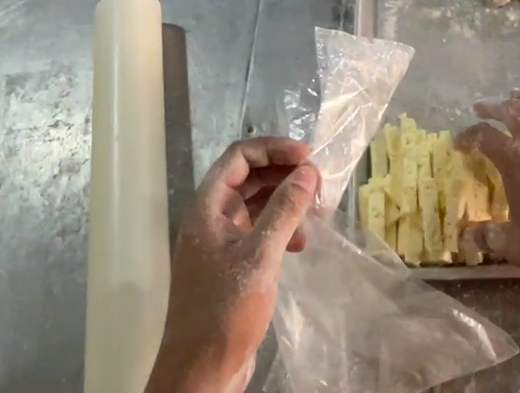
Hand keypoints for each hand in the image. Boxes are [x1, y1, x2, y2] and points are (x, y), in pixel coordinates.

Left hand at [146, 137, 318, 392]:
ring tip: (316, 211)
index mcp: (207, 207)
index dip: (273, 149)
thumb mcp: (260, 256)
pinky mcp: (232, 265)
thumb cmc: (225, 309)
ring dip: (286, 201)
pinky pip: (259, 230)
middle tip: (318, 182)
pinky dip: (282, 228)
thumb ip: (284, 210)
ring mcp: (220, 243)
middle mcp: (211, 218)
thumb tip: (309, 171)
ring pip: (256, 204)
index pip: (239, 156)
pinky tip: (301, 243)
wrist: (200, 374)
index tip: (308, 156)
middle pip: (248, 177)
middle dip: (284, 174)